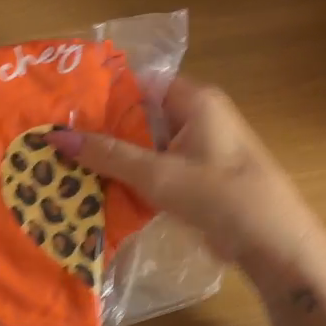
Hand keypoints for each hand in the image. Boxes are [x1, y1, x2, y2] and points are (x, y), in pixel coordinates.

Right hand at [49, 78, 318, 275]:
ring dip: (112, 159)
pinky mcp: (194, 179)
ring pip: (144, 147)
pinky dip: (129, 179)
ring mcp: (196, 150)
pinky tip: (95, 190)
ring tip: (64, 165)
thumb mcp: (157, 174)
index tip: (64, 107)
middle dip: (101, 130)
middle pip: (139, 116)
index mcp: (195, 101)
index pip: (140, 83)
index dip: (103, 92)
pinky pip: (153, 171)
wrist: (270, 242)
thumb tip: (54, 136)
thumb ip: (106, 154)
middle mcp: (196, 118)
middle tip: (54, 140)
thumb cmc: (219, 196)